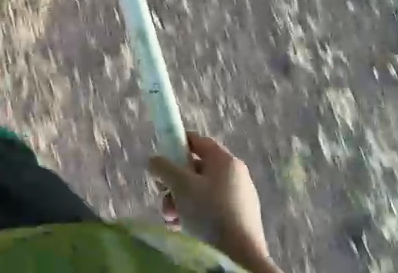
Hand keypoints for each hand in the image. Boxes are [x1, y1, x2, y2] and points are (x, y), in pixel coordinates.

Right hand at [147, 132, 281, 272]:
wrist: (242, 257)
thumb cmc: (210, 212)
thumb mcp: (180, 184)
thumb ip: (163, 167)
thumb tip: (154, 161)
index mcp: (225, 160)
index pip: (197, 141)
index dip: (175, 145)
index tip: (162, 160)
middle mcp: (236, 175)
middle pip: (196, 169)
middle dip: (174, 183)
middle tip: (163, 196)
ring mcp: (240, 198)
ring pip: (201, 191)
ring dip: (181, 201)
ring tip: (170, 219)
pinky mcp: (241, 219)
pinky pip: (212, 208)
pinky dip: (195, 214)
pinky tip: (183, 228)